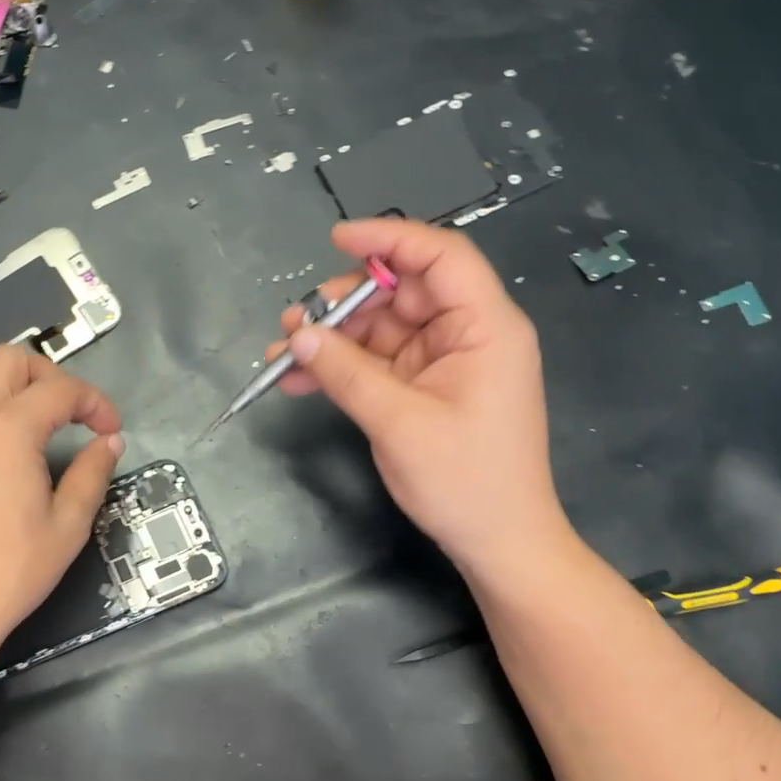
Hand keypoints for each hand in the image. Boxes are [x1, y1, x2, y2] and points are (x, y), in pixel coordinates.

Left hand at [0, 343, 124, 678]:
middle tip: (70, 414)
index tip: (111, 428)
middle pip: (9, 360)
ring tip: (22, 413)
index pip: (62, 390)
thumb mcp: (68, 527)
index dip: (95, 402)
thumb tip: (109, 441)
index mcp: (10, 429)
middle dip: (48, 376)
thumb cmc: (10, 573)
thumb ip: (91, 474)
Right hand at [266, 218, 567, 569]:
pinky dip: (341, 369)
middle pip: (401, 294)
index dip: (389, 239)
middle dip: (344, 303)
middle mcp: (466, 335)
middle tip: (295, 321)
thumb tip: (299, 335)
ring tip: (283, 353)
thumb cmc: (465, 480)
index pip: (439, 258)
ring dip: (333, 339)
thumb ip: (347, 373)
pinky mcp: (423, 391)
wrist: (497, 541)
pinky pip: (376, 365)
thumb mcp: (399, 423)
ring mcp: (443, 364)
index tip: (336, 240)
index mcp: (484, 327)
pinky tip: (300, 378)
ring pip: (381, 330)